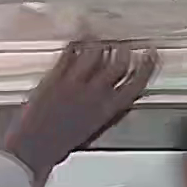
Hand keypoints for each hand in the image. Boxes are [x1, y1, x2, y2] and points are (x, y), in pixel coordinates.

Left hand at [1, 39, 157, 179]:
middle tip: (124, 43)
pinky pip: (70, 52)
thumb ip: (107, 109)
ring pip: (96, 52)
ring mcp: (75, 83)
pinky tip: (79, 39)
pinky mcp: (55, 77)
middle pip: (119, 63)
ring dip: (101, 43)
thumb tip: (117, 93)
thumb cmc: (61, 144)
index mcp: (108, 110)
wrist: (34, 148)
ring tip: (100, 38)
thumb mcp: (94, 129)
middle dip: (125, 50)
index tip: (152, 54)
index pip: (137, 83)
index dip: (147, 66)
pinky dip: (77, 43)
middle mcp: (95, 94)